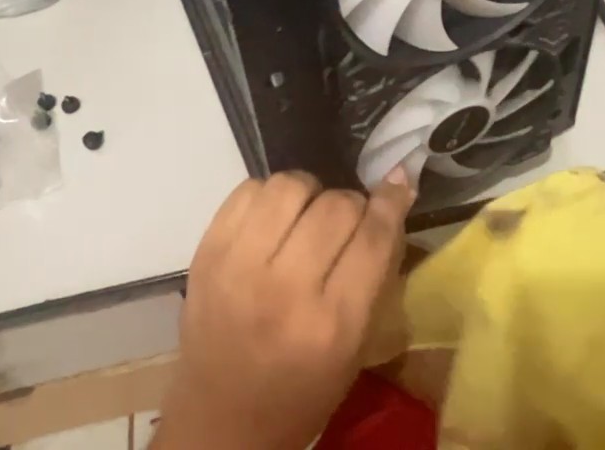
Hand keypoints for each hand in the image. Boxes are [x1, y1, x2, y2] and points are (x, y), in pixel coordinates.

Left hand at [153, 168, 415, 449]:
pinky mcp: (207, 252)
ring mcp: (238, 266)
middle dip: (351, 205)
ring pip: (289, 186)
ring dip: (310, 193)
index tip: (397, 185)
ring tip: (308, 216)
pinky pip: (248, 190)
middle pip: (335, 206)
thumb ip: (378, 268)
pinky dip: (269, 196)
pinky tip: (274, 219)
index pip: (372, 237)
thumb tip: (397, 188)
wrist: (221, 419)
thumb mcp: (356, 343)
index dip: (390, 202)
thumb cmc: (303, 390)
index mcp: (331, 324)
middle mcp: (284, 289)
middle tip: (346, 224)